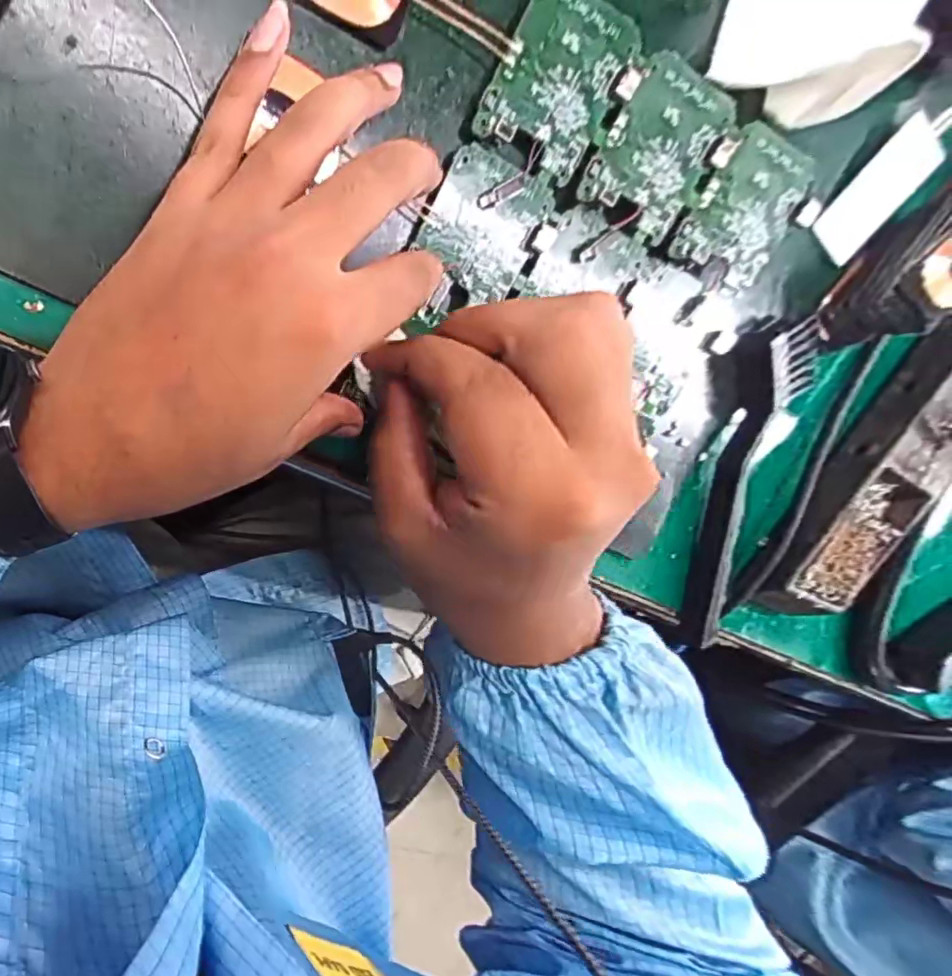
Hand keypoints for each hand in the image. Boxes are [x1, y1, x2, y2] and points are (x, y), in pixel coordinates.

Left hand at [13, 0, 443, 532]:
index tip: (404, 296)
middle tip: (414, 179)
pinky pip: (217, 126)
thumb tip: (350, 401)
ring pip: (311, 127)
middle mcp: (291, 254)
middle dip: (414, 174)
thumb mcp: (266, 449)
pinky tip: (275, 27)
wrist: (81, 440)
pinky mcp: (175, 213)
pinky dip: (247, 70)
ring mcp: (229, 222)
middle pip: (383, 178)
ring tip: (382, 86)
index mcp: (327, 324)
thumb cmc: (176, 457)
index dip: (418, 288)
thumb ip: (320, 413)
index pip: (410, 279)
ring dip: (358, 95)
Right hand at [363, 294, 658, 666]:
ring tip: (466, 358)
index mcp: (535, 495)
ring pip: (593, 323)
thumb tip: (399, 371)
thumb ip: (394, 441)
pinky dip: (540, 340)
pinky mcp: (635, 427)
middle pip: (562, 332)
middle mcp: (604, 457)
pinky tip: (501, 371)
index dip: (424, 356)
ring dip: (514, 323)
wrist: (529, 609)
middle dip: (480, 324)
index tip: (383, 357)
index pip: (484, 385)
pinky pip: (599, 346)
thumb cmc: (455, 575)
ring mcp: (633, 439)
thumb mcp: (398, 519)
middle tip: (432, 353)